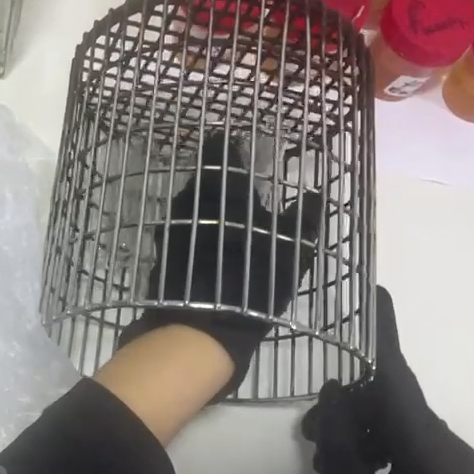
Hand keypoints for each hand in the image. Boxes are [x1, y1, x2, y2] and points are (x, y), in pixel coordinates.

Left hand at [121, 133, 325, 396]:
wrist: (200, 330)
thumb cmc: (252, 286)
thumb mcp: (289, 256)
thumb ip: (302, 222)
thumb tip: (313, 196)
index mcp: (224, 197)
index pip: (223, 159)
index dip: (227, 149)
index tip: (232, 143)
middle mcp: (193, 207)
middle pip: (201, 182)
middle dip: (213, 177)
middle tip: (226, 177)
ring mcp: (171, 232)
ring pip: (186, 206)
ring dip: (199, 203)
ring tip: (215, 209)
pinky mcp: (160, 256)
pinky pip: (176, 233)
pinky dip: (188, 230)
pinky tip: (199, 241)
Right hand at [301, 287, 473, 473]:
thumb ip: (340, 435)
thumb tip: (338, 389)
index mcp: (429, 450)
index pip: (397, 379)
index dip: (382, 336)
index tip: (376, 294)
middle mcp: (454, 449)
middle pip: (398, 404)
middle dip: (353, 405)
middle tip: (310, 431)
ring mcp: (462, 469)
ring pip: (406, 427)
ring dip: (366, 431)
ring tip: (328, 457)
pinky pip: (418, 449)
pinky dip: (385, 449)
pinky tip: (359, 471)